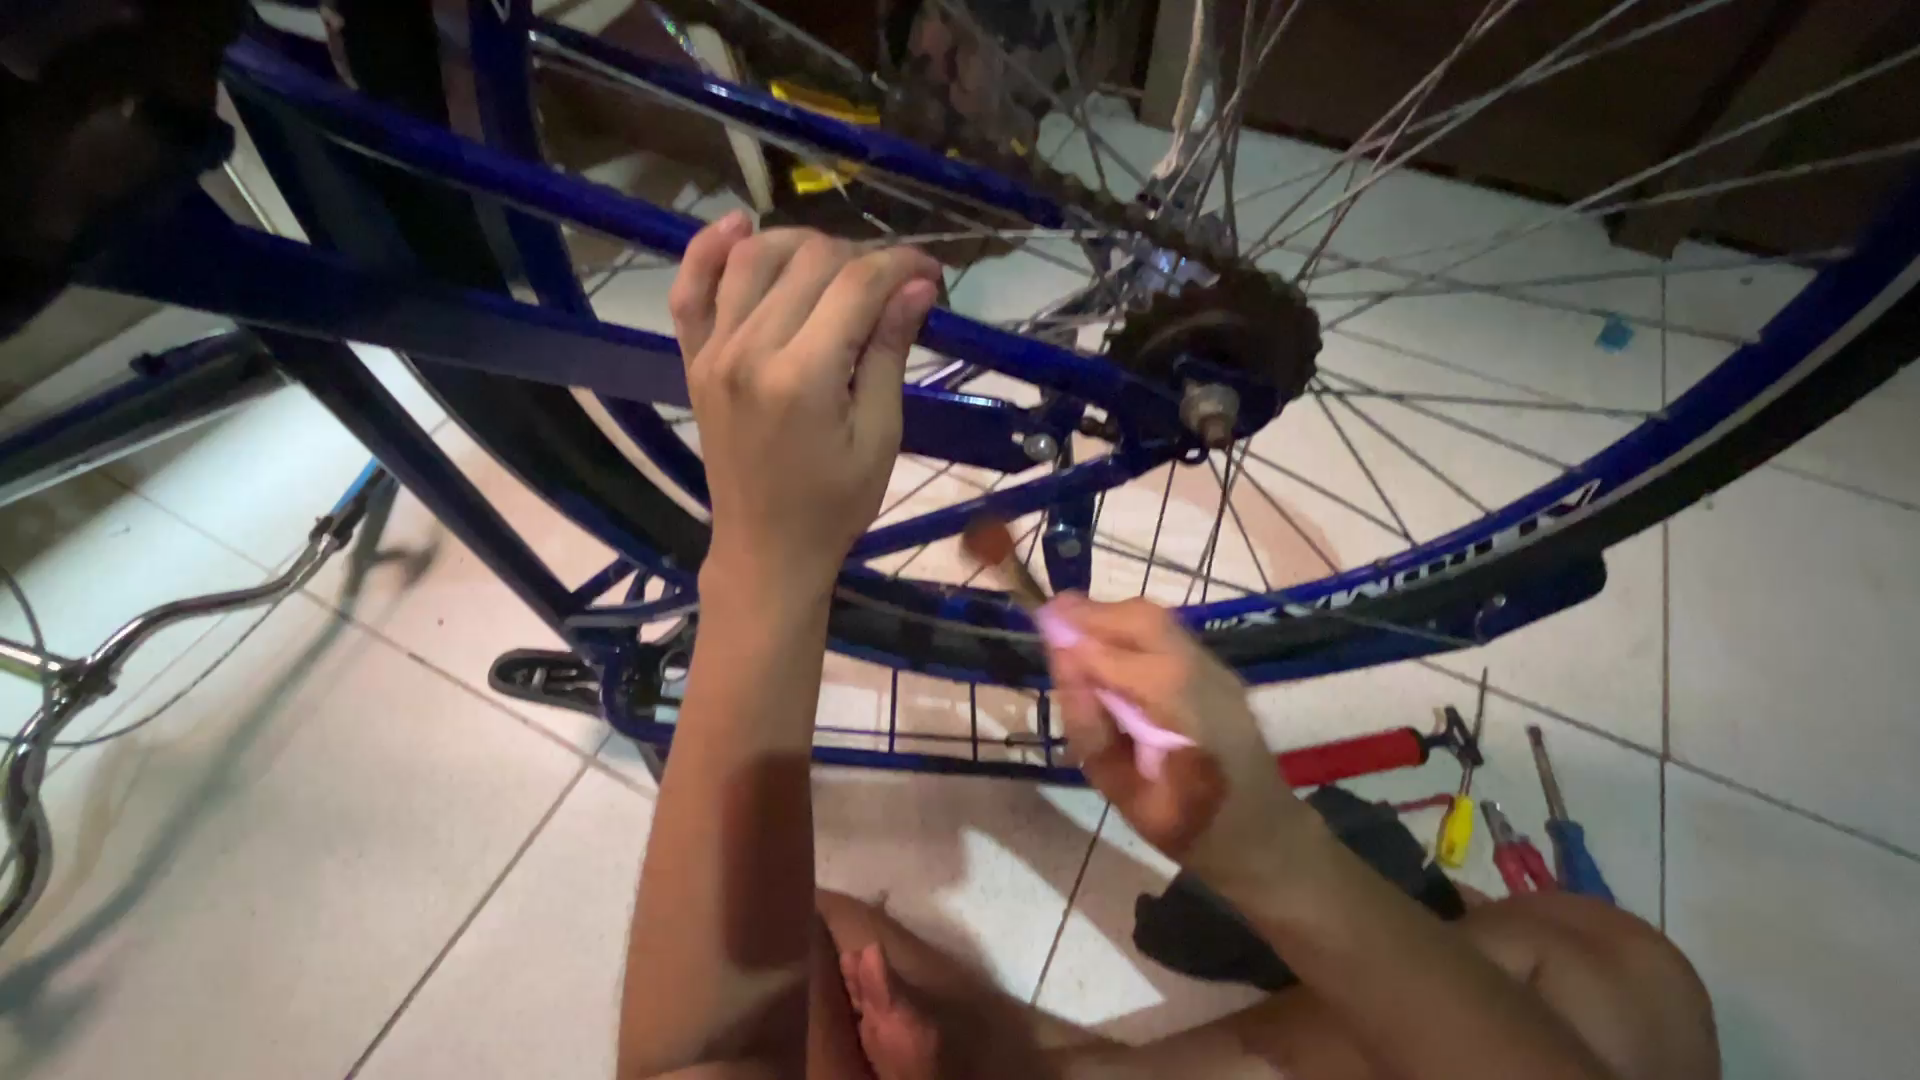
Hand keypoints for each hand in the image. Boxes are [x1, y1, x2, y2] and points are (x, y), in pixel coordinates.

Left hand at [671, 214, 941, 598]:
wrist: (767, 549)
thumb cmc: (835, 505)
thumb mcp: (880, 437)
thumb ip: (889, 354)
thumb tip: (915, 286)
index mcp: (803, 376)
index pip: (857, 284)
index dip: (901, 265)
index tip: (931, 272)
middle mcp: (750, 349)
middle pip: (809, 261)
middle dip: (863, 258)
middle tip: (895, 286)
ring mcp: (714, 351)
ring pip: (754, 257)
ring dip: (803, 245)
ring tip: (840, 266)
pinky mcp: (694, 360)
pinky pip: (690, 288)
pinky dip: (708, 250)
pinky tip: (738, 227)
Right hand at [1046, 595, 1311, 890]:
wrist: (1260, 835)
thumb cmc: (1185, 825)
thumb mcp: (1122, 790)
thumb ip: (1091, 728)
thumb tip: (1064, 664)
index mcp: (1185, 720)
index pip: (1125, 663)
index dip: (1082, 641)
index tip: (1042, 627)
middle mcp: (1206, 680)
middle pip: (1145, 622)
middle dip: (1095, 615)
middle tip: (1052, 618)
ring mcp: (1217, 671)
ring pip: (1158, 620)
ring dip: (1112, 617)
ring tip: (1074, 631)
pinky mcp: (1216, 670)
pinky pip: (1168, 633)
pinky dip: (1130, 629)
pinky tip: (1109, 647)